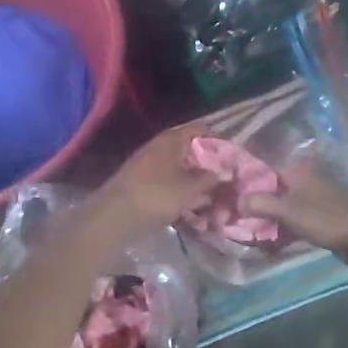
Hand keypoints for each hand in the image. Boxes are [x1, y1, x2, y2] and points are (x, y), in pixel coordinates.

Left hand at [91, 124, 220, 237]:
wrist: (114, 217)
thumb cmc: (156, 195)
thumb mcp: (190, 188)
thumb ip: (211, 179)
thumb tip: (226, 173)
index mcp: (172, 140)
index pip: (201, 130)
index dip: (219, 141)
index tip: (234, 159)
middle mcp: (160, 149)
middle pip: (192, 153)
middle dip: (210, 169)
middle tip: (227, 184)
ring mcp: (150, 168)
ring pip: (182, 173)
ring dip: (198, 187)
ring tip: (215, 204)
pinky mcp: (144, 187)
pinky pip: (170, 187)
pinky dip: (183, 197)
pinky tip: (195, 215)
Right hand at [243, 160, 347, 267]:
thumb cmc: (326, 219)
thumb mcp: (288, 210)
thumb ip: (261, 203)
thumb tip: (237, 200)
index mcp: (297, 171)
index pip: (264, 168)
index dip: (247, 180)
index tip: (231, 194)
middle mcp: (306, 179)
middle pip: (273, 187)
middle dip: (257, 201)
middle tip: (238, 217)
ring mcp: (316, 197)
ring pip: (285, 203)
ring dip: (270, 216)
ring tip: (253, 230)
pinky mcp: (322, 214)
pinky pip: (296, 217)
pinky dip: (285, 225)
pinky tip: (276, 239)